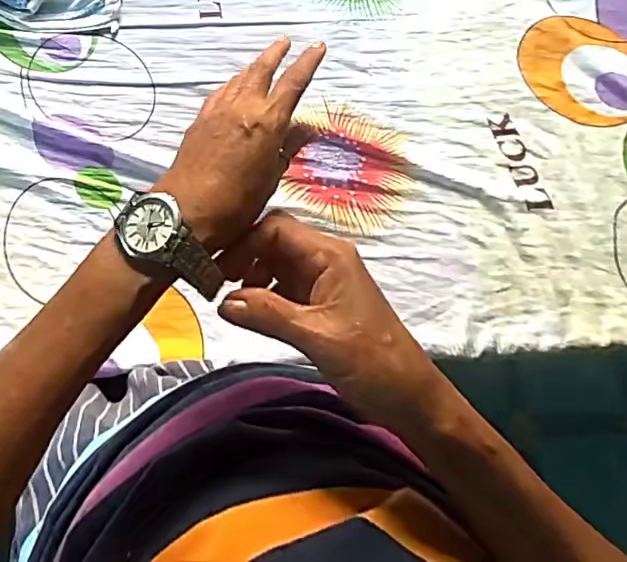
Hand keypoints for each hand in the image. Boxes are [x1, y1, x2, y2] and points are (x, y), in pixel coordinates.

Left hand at [156, 37, 324, 250]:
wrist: (188, 211)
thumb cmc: (237, 202)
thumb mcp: (271, 177)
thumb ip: (288, 147)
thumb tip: (306, 127)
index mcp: (267, 121)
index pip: (293, 83)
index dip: (307, 62)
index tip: (317, 46)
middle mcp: (243, 107)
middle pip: (262, 70)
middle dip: (276, 53)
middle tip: (285, 42)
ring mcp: (219, 110)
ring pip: (240, 77)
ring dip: (254, 65)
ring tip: (264, 60)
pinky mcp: (202, 118)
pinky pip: (222, 91)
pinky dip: (234, 82)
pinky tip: (235, 84)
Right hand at [215, 212, 447, 431]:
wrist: (412, 399)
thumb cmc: (372, 362)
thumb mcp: (317, 337)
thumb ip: (269, 315)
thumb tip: (222, 302)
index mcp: (330, 254)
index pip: (276, 228)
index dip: (244, 244)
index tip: (216, 271)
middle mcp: (326, 258)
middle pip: (275, 240)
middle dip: (244, 257)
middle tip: (215, 284)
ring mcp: (324, 280)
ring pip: (278, 263)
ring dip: (252, 276)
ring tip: (229, 301)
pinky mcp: (321, 302)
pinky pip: (284, 286)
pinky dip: (263, 295)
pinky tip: (249, 313)